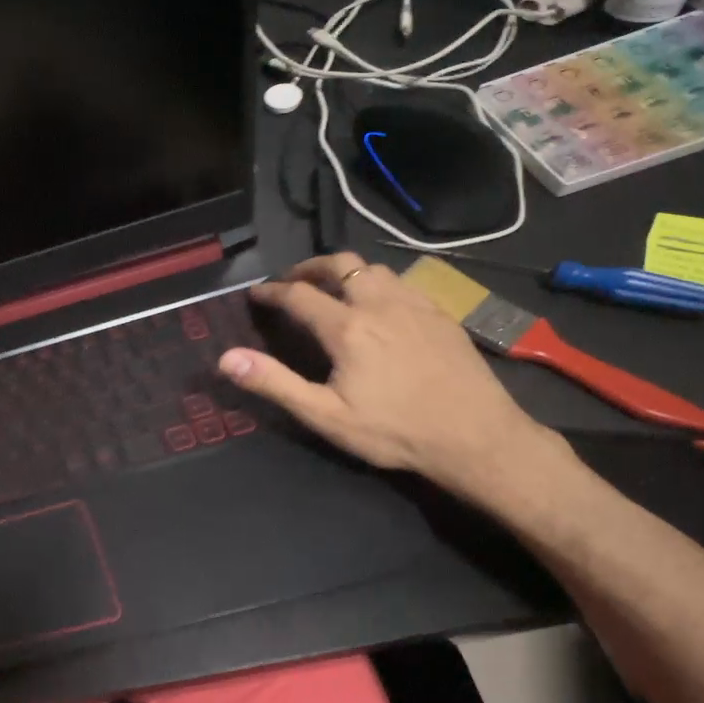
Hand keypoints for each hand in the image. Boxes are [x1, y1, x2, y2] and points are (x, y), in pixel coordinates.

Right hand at [219, 253, 564, 497]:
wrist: (477, 437)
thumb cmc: (393, 431)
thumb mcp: (324, 415)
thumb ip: (274, 382)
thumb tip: (226, 358)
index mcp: (348, 328)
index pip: (299, 295)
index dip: (271, 292)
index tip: (254, 295)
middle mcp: (381, 305)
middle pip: (341, 265)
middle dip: (309, 268)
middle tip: (290, 283)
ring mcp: (417, 306)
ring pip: (374, 269)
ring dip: (345, 273)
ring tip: (330, 291)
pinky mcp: (442, 316)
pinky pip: (402, 284)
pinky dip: (377, 285)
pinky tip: (377, 308)